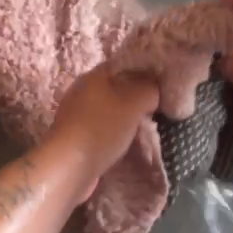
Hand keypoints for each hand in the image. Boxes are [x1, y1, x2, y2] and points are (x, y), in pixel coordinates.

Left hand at [48, 66, 159, 185]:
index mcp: (93, 75)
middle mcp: (82, 91)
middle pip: (116, 89)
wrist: (69, 167)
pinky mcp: (76, 137)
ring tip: (147, 129)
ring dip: (126, 119)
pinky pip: (102, 129)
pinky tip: (127, 144)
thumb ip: (148, 89)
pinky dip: (115, 135)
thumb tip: (154, 89)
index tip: (162, 86)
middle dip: (136, 98)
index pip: (122, 65)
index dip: (144, 72)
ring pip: (109, 110)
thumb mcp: (134, 102)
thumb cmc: (102, 128)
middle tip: (158, 109)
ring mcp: (76, 115)